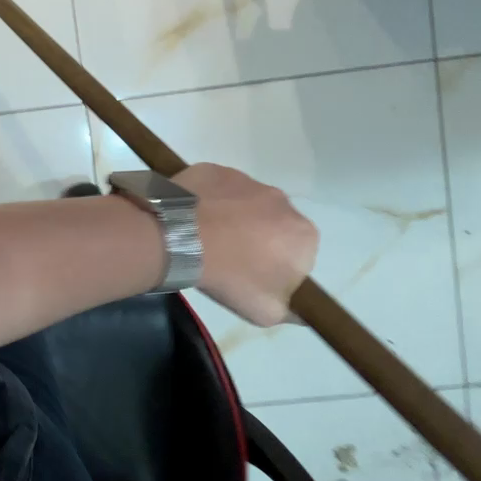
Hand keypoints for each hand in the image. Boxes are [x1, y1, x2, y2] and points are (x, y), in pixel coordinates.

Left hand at [172, 163, 317, 326]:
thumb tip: (297, 309)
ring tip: (207, 234)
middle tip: (229, 254)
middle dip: (258, 238)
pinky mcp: (213, 169)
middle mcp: (280, 200)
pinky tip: (193, 214)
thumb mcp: (268, 311)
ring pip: (245, 203)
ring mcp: (245, 179)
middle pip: (274, 224)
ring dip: (233, 216)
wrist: (177, 235)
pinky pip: (217, 187)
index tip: (255, 274)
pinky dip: (209, 199)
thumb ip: (292, 311)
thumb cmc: (229, 275)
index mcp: (303, 234)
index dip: (277, 266)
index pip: (299, 253)